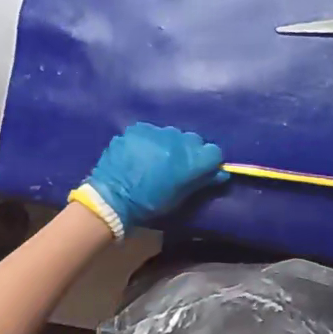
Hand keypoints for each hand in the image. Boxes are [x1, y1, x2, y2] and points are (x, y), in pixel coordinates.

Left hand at [76, 122, 227, 235]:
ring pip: (171, 134)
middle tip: (176, 166)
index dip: (209, 161)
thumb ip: (200, 182)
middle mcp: (176, 140)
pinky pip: (150, 132)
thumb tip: (220, 173)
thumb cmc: (148, 204)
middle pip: (193, 140)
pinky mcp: (137, 129)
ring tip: (156, 159)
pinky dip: (149, 141)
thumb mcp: (179, 198)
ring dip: (168, 145)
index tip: (201, 170)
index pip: (213, 151)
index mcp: (190, 160)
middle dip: (189, 151)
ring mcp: (155, 132)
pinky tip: (140, 154)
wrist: (112, 198)